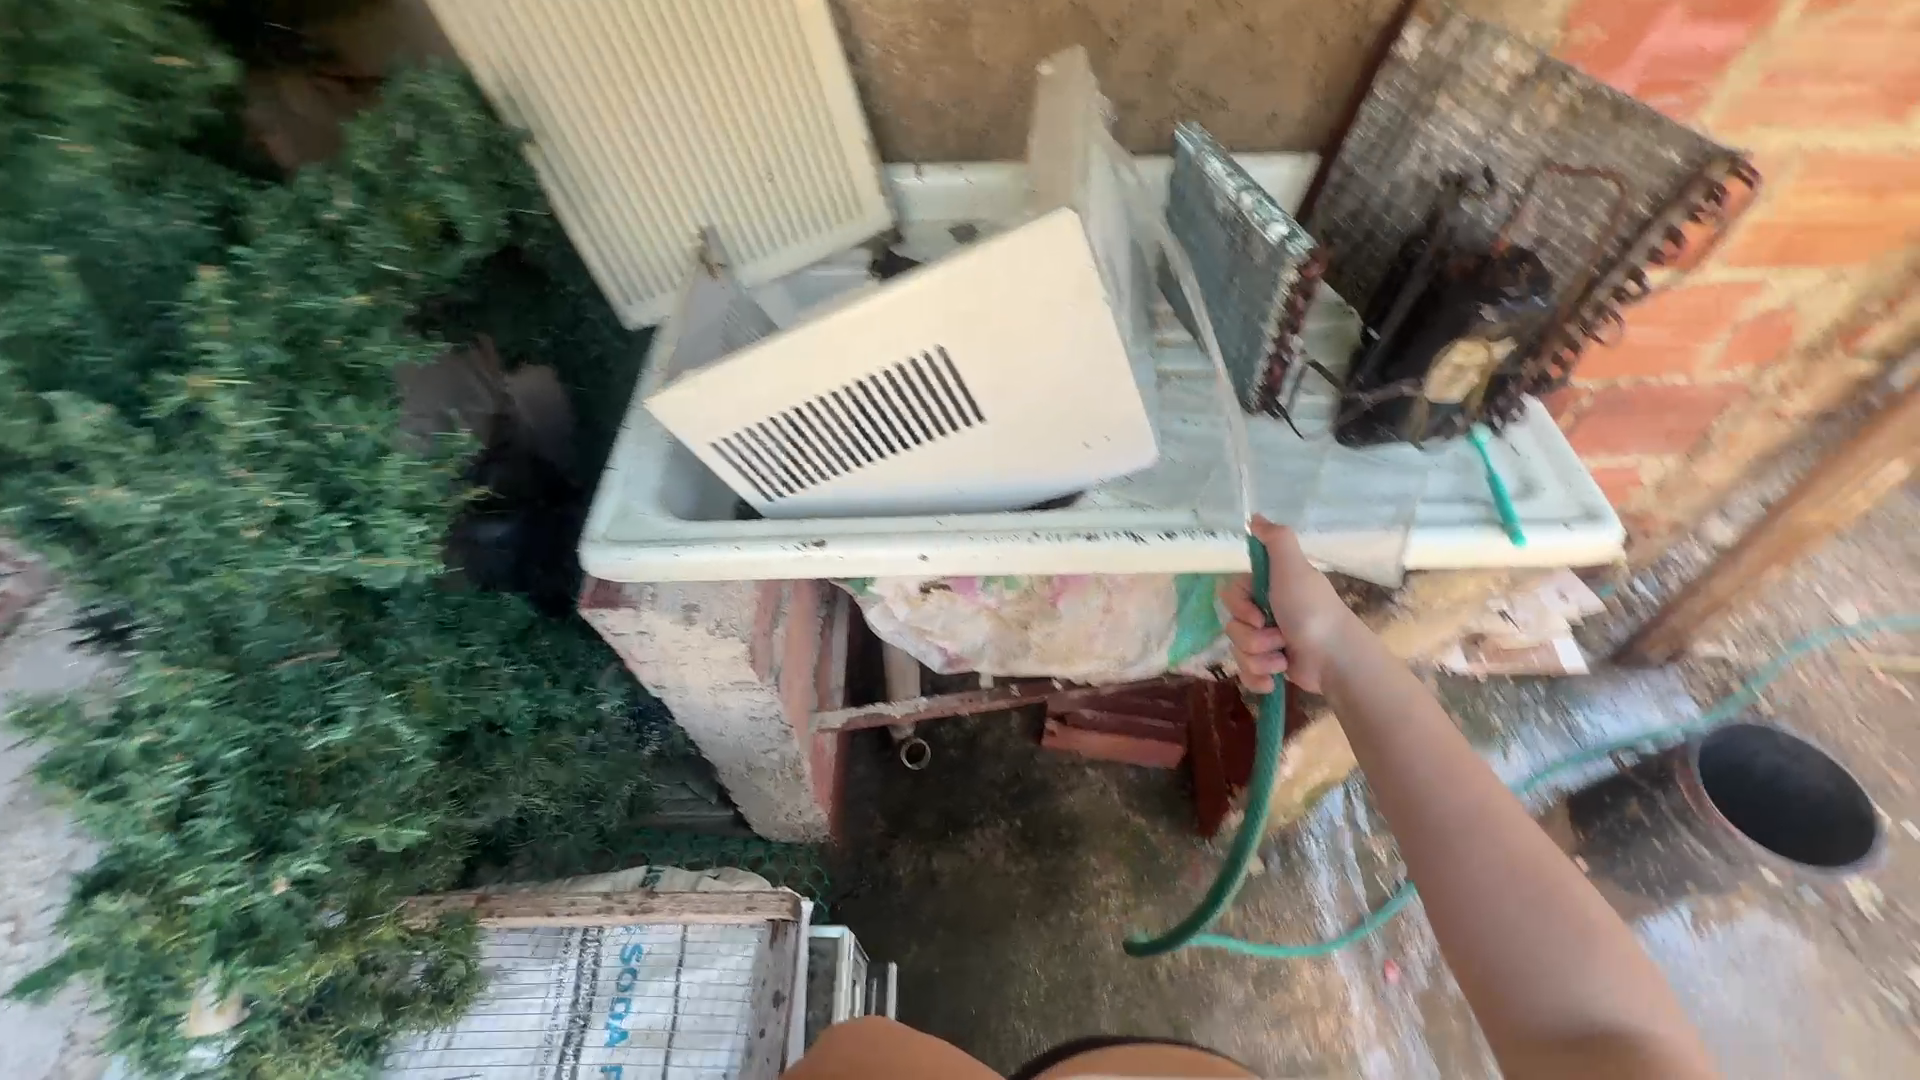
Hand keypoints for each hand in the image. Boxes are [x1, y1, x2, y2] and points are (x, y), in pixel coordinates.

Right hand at [1218, 516, 1359, 694]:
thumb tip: (1255, 516)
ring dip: (1258, 657)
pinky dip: (1258, 678)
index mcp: (1270, 589)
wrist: (1335, 658)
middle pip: (1232, 625)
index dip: (1239, 607)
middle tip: (1276, 637)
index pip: (1231, 596)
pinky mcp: (1273, 667)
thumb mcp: (1293, 568)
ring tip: (1282, 659)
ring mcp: (1269, 642)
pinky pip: (1247, 673)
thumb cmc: (1312, 611)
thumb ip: (1276, 540)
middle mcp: (1268, 612)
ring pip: (1238, 650)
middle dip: (1251, 636)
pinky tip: (1272, 681)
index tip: (1258, 612)